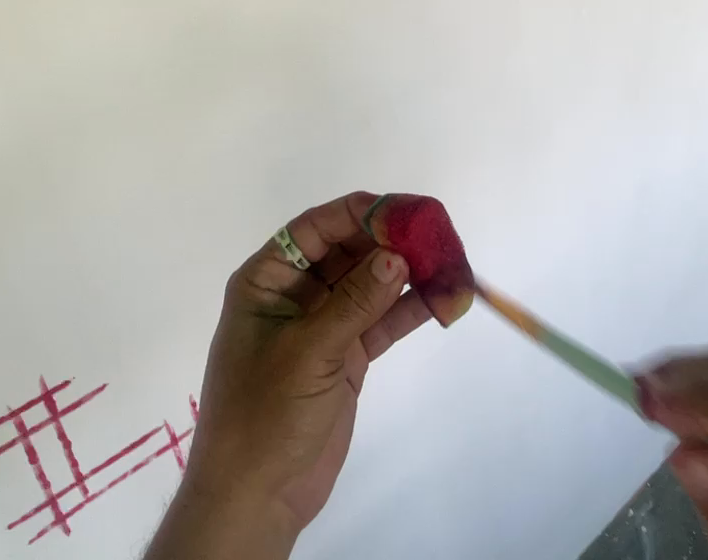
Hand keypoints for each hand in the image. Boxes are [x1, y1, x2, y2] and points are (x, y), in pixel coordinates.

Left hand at [145, 192, 434, 559]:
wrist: (255, 497)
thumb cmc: (263, 413)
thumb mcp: (307, 351)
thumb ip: (354, 302)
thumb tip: (397, 256)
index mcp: (268, 279)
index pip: (316, 228)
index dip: (359, 213)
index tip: (405, 211)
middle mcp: (295, 292)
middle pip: (348, 251)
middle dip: (392, 241)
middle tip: (440, 236)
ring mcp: (322, 324)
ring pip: (370, 284)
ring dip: (408, 275)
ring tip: (452, 265)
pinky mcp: (345, 355)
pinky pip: (381, 321)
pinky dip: (409, 310)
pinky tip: (442, 300)